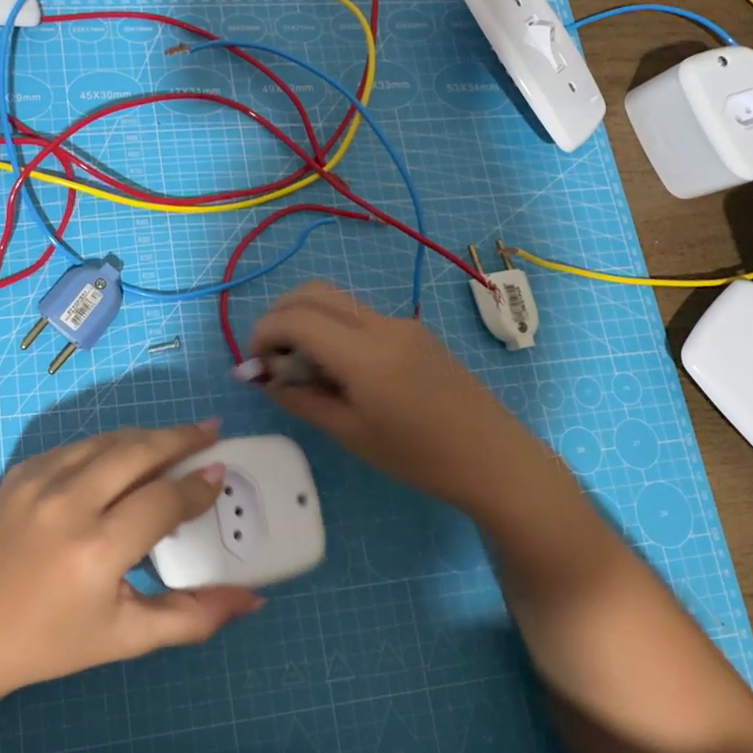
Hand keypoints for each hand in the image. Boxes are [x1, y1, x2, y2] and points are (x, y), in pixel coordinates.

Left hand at [0, 423, 264, 701]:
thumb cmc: (53, 641)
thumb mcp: (128, 637)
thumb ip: (194, 615)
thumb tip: (252, 597)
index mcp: (98, 548)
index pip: (164, 499)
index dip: (198, 484)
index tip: (220, 472)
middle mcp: (69, 502)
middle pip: (138, 450)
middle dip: (180, 436)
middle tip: (211, 430)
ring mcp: (40, 480)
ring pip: (106, 440)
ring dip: (145, 436)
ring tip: (176, 437)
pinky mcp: (21, 472)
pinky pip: (76, 447)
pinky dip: (107, 446)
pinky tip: (125, 454)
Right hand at [248, 281, 530, 507]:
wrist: (496, 460)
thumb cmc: (419, 457)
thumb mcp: (350, 434)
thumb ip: (301, 399)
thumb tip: (263, 378)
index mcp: (363, 353)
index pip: (294, 318)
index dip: (263, 334)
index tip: (256, 366)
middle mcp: (380, 324)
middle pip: (312, 293)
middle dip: (279, 317)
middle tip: (272, 359)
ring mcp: (400, 324)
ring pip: (335, 301)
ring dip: (306, 321)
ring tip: (305, 370)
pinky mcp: (413, 332)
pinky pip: (358, 317)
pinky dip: (332, 330)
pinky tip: (339, 372)